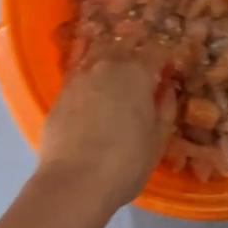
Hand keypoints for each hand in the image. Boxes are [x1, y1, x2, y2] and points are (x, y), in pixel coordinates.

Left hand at [36, 55, 177, 210]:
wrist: (74, 182)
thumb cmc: (125, 164)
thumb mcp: (157, 141)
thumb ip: (166, 109)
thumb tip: (167, 89)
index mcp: (138, 72)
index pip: (156, 50)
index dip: (163, 58)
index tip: (166, 69)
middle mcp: (109, 64)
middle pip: (125, 44)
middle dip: (135, 51)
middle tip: (141, 68)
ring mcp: (81, 75)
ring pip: (98, 53)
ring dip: (109, 57)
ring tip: (113, 73)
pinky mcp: (61, 91)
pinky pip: (79, 72)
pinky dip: (88, 75)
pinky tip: (90, 92)